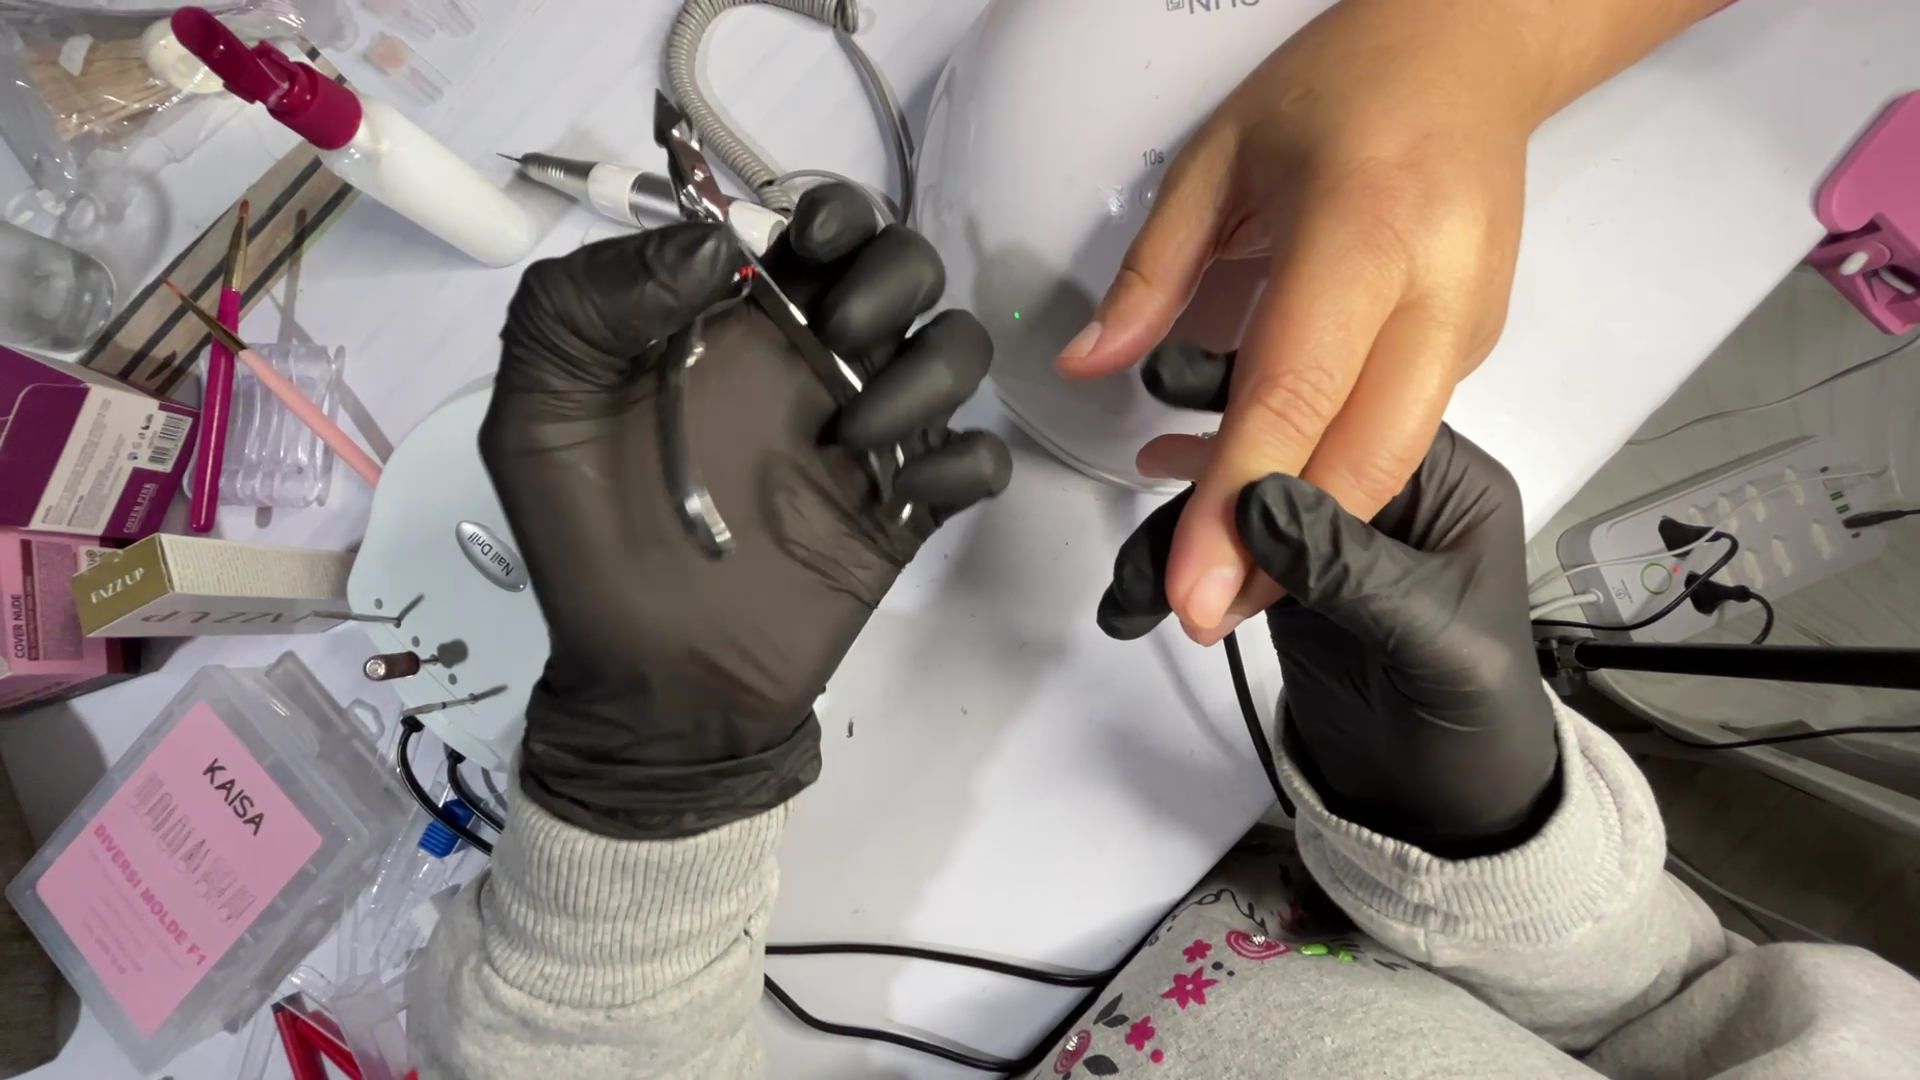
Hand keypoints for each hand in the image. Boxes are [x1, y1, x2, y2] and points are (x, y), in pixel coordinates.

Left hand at [482, 185, 1011, 839]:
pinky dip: (964, 466)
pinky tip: (906, 500)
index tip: (809, 246)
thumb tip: (714, 247)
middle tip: (834, 341)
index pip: (821, 227)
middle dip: (892, 280)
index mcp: (739, 329)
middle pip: (910, 271)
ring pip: (959, 352)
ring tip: (853, 442)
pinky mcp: (910, 513)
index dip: (834, 211)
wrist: (660, 684)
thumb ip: (586, 307)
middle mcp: (818, 367)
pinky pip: (980, 462)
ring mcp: (873, 441)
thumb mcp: (540, 419)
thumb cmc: (593, 550)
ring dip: (927, 375)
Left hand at [1060, 0, 1719, 642]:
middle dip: (1281, 557)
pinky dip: (1326, 489)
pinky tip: (1259, 505)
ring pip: (1383, 467)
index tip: (1194, 584)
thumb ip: (1147, 277)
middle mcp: (1431, 297)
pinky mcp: (1466, 351)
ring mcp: (1464, 331)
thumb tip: (1086, 363)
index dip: (1239, 502)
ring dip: (1308, 542)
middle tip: (1204, 616)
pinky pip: (1390, 439)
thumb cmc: (1342, 89)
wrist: (1476, 50)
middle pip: (1356, 462)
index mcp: (1362, 234)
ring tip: (1223, 584)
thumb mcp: (1215, 161)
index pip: (1292, 397)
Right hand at [1099, 347, 1557, 856]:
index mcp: (1435, 480)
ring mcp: (1314, 534)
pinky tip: (1138, 589)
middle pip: (1269, 453)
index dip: (1259, 399)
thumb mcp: (1428, 637)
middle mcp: (1370, 491)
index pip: (1340, 418)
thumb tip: (1251, 494)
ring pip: (1227, 509)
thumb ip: (1344, 564)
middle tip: (1143, 458)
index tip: (1178, 382)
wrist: (1434, 796)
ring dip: (1173, 541)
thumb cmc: (1466, 716)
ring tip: (1130, 588)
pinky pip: (1214, 556)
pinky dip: (1172, 571)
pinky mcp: (1275, 575)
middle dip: (1203, 467)